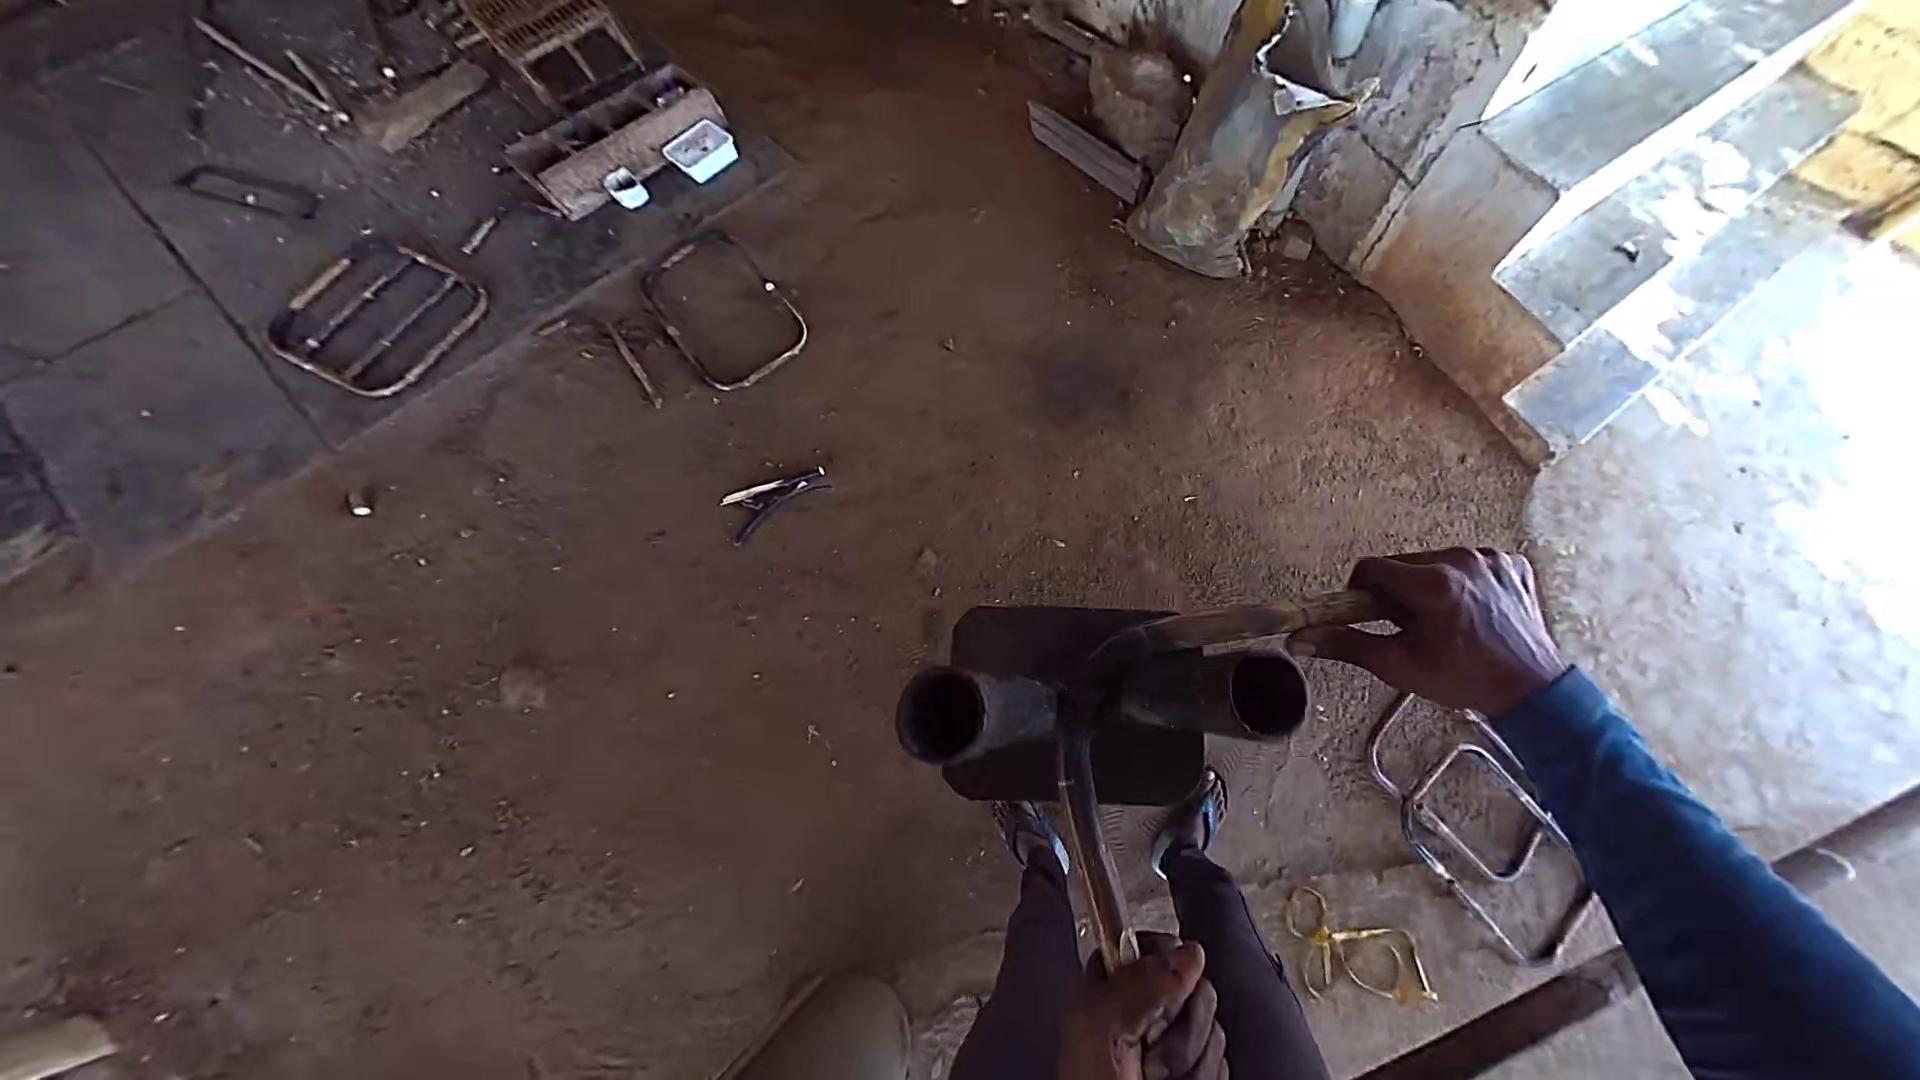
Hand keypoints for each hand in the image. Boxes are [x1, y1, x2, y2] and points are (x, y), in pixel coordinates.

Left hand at [1059, 933, 1227, 1079]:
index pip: (1151, 944)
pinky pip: (1221, 1062)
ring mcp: (1170, 1039)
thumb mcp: (1101, 1028)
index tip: (1169, 985)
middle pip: (1193, 985)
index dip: (1166, 958)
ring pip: (1212, 1026)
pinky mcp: (1195, 1072)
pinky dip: (1204, 1079)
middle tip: (1150, 1057)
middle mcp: (1142, 1005)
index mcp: (1109, 982)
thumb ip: (1141, 984)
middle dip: (1182, 1026)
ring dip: (1190, 1061)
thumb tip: (1192, 951)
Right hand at [1290, 548, 1568, 716]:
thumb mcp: (1396, 664)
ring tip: (1440, 619)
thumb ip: (1343, 644)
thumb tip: (1301, 640)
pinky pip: (1464, 563)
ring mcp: (1490, 560)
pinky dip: (1458, 582)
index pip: (1371, 568)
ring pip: (1430, 562)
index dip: (1361, 591)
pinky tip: (1467, 609)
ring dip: (1424, 585)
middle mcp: (1462, 562)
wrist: (1533, 691)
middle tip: (1408, 624)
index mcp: (1432, 585)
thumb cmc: (1465, 679)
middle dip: (1395, 591)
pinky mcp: (1509, 563)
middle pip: (1400, 564)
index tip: (1370, 612)